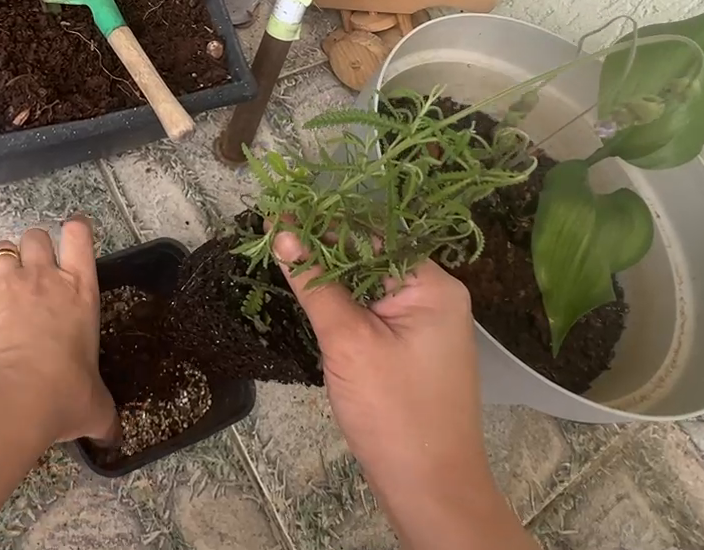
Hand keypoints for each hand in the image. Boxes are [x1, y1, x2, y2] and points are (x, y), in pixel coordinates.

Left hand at [0, 215, 117, 444]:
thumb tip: (113, 436)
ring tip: (1, 284)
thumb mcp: (95, 406)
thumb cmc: (63, 395)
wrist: (11, 399)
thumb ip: (104, 414)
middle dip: (34, 246)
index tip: (74, 230)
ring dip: (1, 262)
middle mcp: (43, 279)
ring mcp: (4, 287)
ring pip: (0, 250)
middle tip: (34, 269)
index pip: (80, 237)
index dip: (76, 228)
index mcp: (79, 292)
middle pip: (36, 236)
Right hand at [273, 230, 490, 488]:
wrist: (431, 493)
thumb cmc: (393, 412)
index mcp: (431, 284)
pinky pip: (370, 308)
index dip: (322, 222)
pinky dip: (340, 300)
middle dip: (321, 246)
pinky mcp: (408, 346)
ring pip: (366, 282)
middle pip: (368, 255)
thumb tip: (281, 230)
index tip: (277, 209)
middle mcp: (433, 295)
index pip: (369, 235)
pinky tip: (307, 292)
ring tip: (279, 253)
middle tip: (270, 233)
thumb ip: (314, 282)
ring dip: (327, 273)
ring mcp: (423, 323)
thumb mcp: (347, 340)